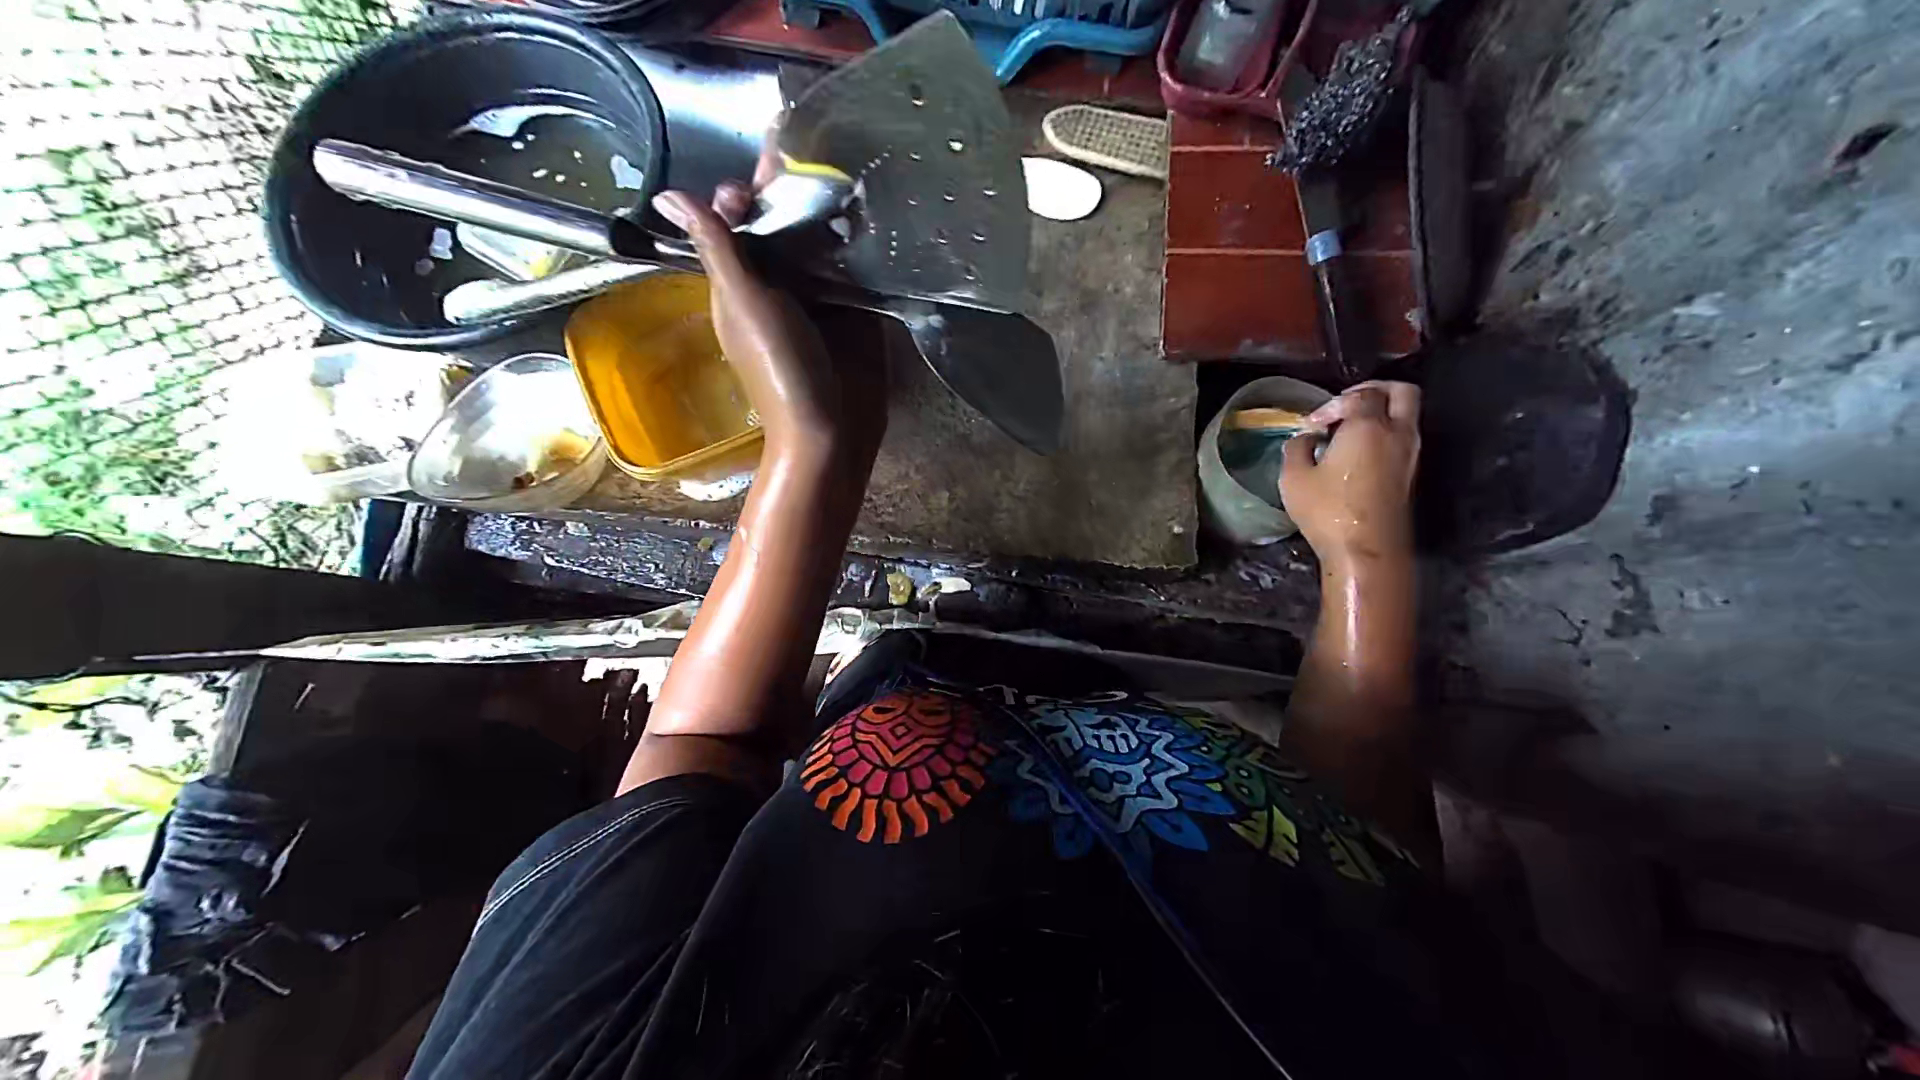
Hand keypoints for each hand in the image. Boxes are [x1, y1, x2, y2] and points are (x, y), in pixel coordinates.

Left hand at [650, 185, 874, 457]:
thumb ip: (717, 248)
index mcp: (740, 282)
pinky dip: (860, 245)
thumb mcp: (744, 303)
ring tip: (850, 178)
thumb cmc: (780, 369)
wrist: (831, 428)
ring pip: (820, 244)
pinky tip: (874, 217)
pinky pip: (853, 269)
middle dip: (794, 196)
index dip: (747, 195)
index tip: (769, 175)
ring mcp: (818, 299)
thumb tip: (667, 194)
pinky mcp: (853, 312)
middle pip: (782, 228)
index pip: (737, 223)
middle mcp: (778, 286)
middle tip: (817, 168)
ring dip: (831, 215)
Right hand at [1279, 381, 1420, 571]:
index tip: (1312, 425)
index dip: (1332, 403)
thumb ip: (1297, 448)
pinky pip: (1403, 437)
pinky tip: (1358, 452)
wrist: (1366, 552)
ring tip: (1349, 430)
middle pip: (1401, 391)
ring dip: (1381, 412)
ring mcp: (1410, 454)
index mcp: (1368, 427)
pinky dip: (1384, 433)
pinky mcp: (1411, 473)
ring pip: (1407, 414)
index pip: (1359, 395)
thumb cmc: (1327, 511)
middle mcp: (1398, 433)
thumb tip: (1306, 439)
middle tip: (1346, 404)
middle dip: (1373, 390)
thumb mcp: (1294, 478)